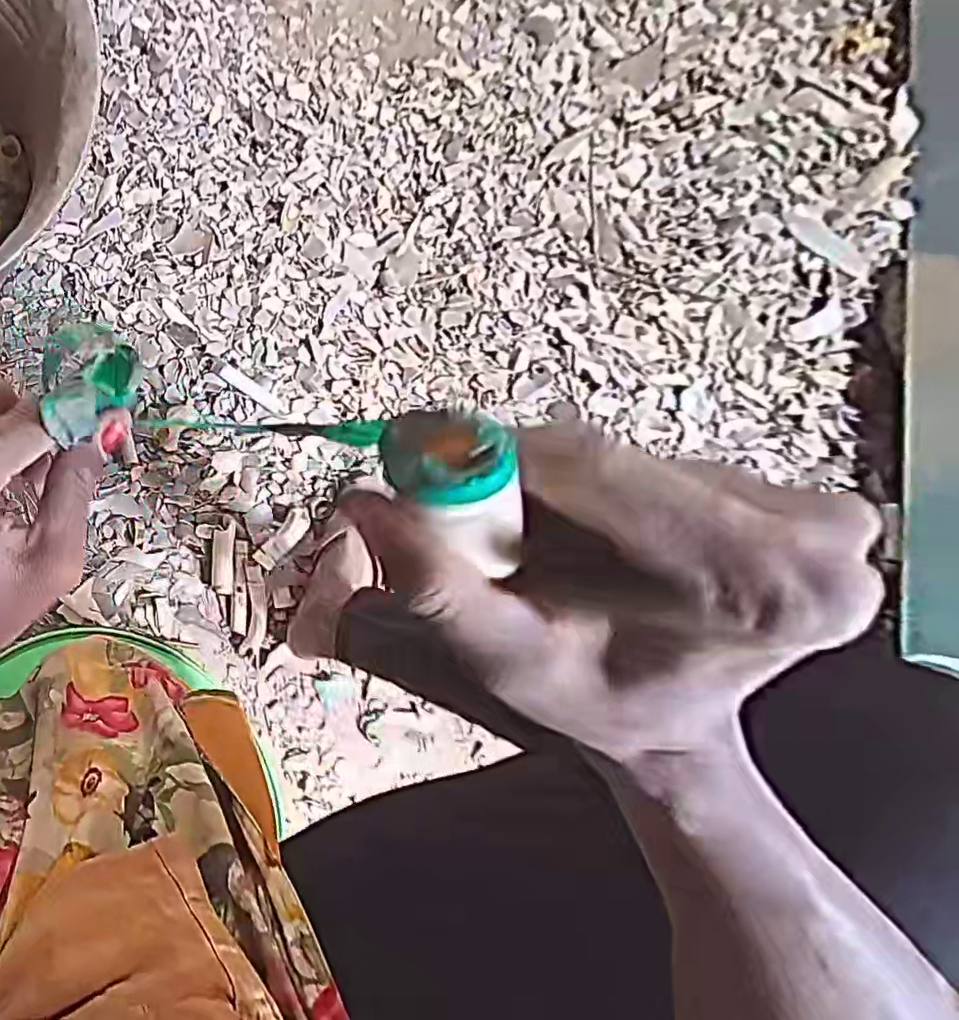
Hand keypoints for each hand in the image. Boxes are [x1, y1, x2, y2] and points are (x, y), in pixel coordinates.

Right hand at [342, 424, 883, 762]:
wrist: (665, 722)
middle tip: (446, 513)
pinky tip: (559, 531)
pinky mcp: (775, 492)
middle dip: (503, 474)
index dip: (486, 457)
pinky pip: (629, 461)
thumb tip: (364, 502)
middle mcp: (811, 528)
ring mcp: (804, 504)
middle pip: (600, 456)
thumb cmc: (589, 701)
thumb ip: (435, 585)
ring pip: (608, 453)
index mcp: (756, 578)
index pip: (592, 469)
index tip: (408, 460)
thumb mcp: (500, 657)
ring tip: (508, 537)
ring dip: (532, 480)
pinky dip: (568, 485)